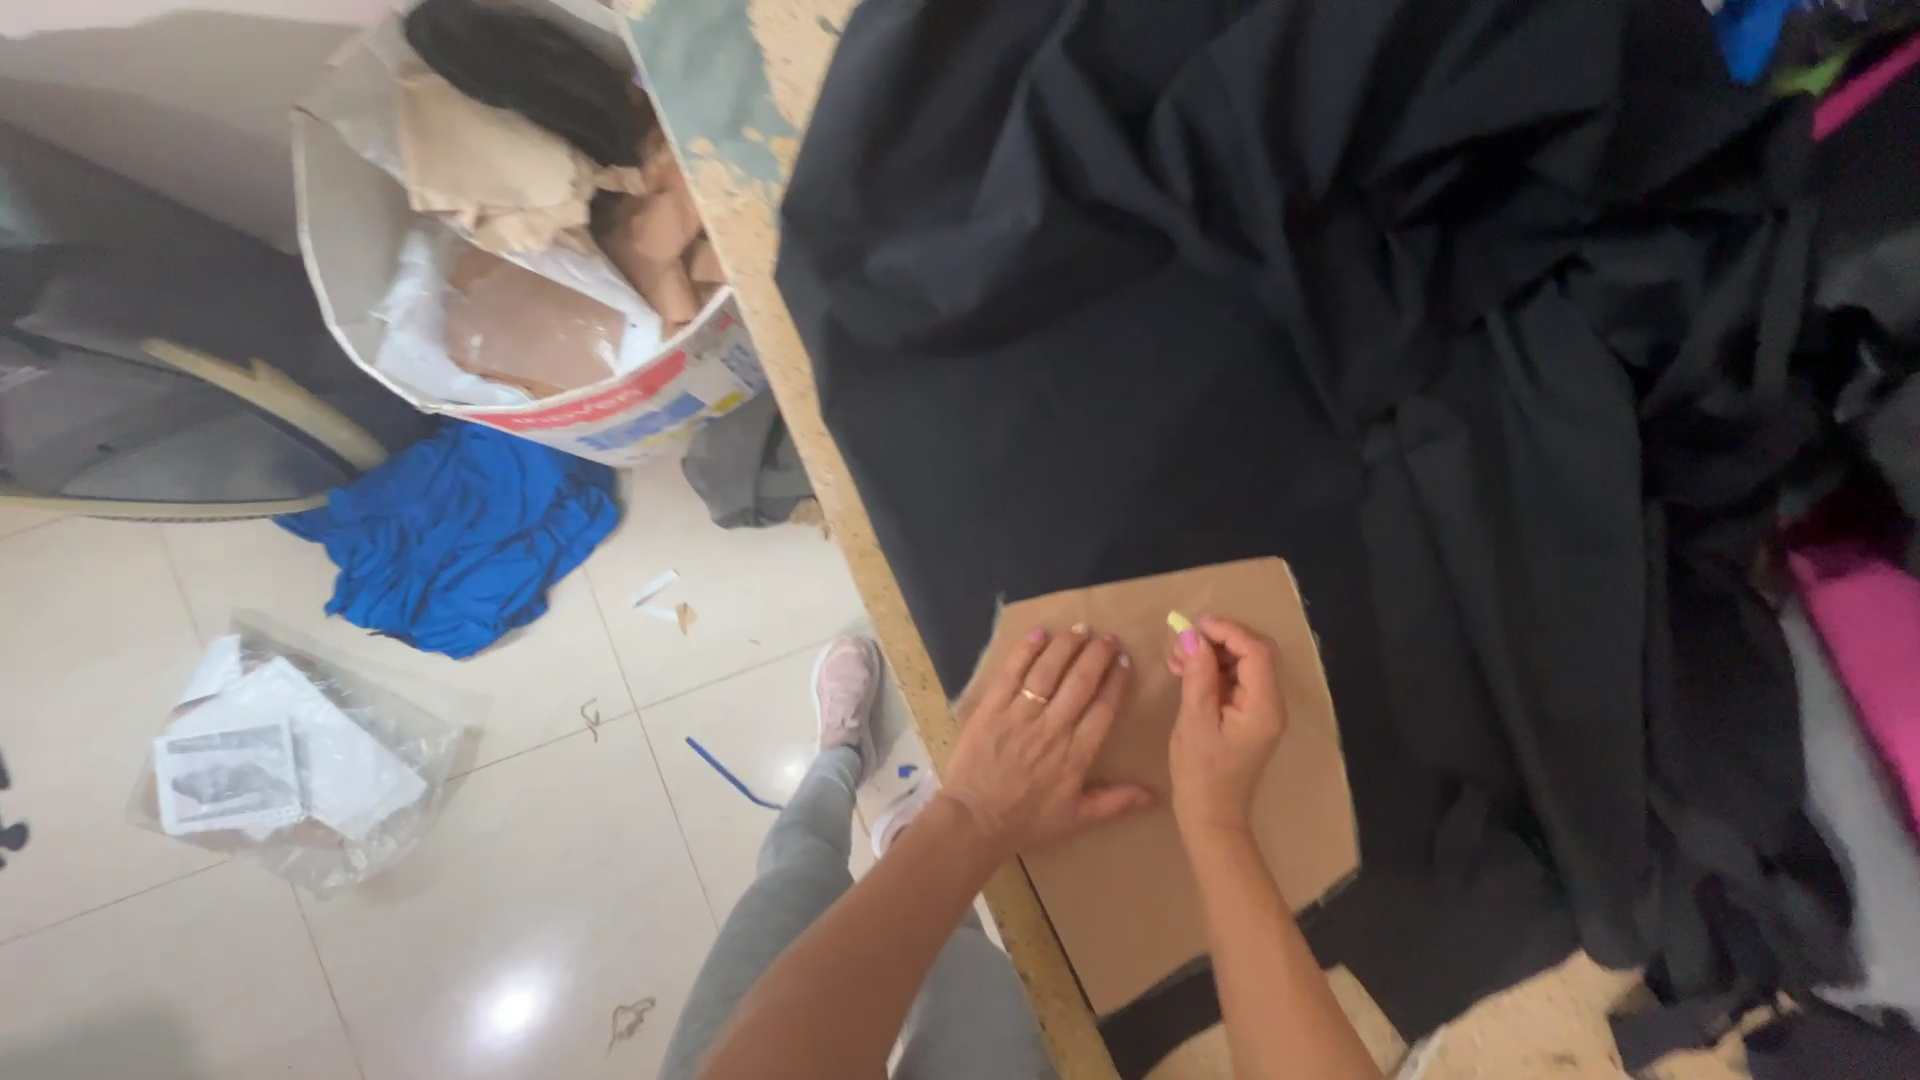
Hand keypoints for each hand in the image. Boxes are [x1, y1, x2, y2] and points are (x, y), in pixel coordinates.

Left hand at [942, 625, 1154, 858]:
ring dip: (1067, 646)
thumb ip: (1115, 802)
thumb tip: (1154, 795)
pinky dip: (1026, 651)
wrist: (973, 821)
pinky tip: (1040, 633)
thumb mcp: (1076, 819)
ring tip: (1080, 629)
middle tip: (1108, 636)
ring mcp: (1020, 715)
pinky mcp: (992, 708)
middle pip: (1081, 681)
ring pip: (1049, 671)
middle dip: (1097, 654)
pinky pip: (1012, 673)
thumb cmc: (1026, 821)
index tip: (1124, 660)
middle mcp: (1052, 728)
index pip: (1104, 707)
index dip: (1116, 679)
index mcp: (1077, 754)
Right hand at [1167, 616, 1286, 843]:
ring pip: (1244, 662)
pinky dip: (1212, 668)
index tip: (1194, 626)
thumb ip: (1197, 675)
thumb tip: (1192, 636)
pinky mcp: (1247, 713)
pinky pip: (1235, 678)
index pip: (1257, 651)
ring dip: (1213, 652)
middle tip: (1184, 640)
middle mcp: (1271, 703)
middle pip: (1256, 652)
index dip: (1228, 631)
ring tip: (1178, 657)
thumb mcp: (1194, 721)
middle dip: (1221, 638)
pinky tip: (1185, 670)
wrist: (1211, 815)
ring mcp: (1261, 708)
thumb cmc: (1201, 772)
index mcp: (1265, 706)